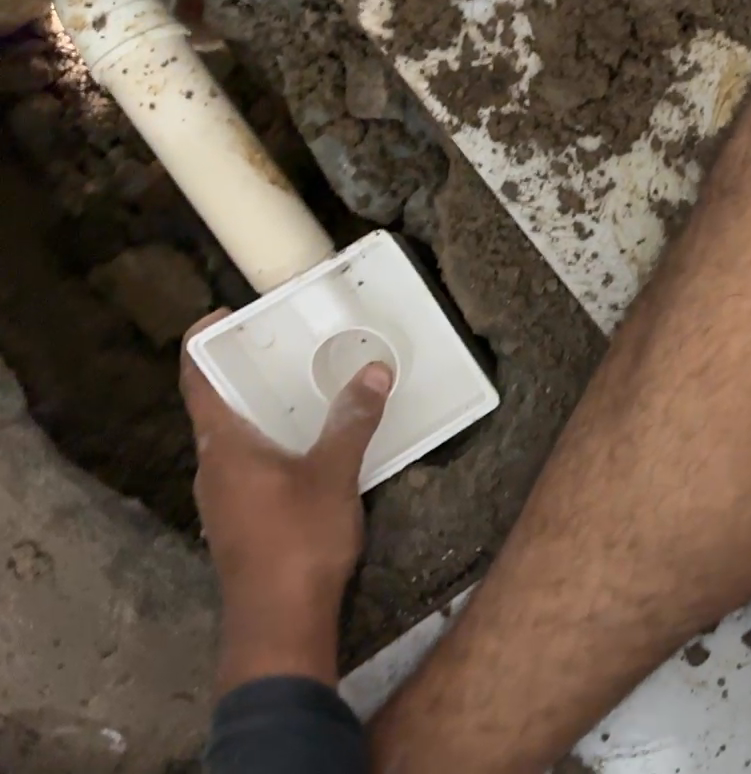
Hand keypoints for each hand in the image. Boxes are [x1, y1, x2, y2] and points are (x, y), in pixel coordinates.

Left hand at [181, 310, 392, 691]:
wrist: (280, 614)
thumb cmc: (298, 538)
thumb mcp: (334, 473)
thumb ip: (352, 422)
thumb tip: (373, 372)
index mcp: (225, 447)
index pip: (199, 383)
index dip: (204, 345)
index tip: (226, 315)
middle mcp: (217, 465)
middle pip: (222, 405)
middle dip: (252, 371)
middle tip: (293, 342)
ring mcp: (229, 491)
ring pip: (243, 433)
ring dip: (273, 404)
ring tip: (317, 382)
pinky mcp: (248, 511)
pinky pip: (260, 456)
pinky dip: (285, 433)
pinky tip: (322, 436)